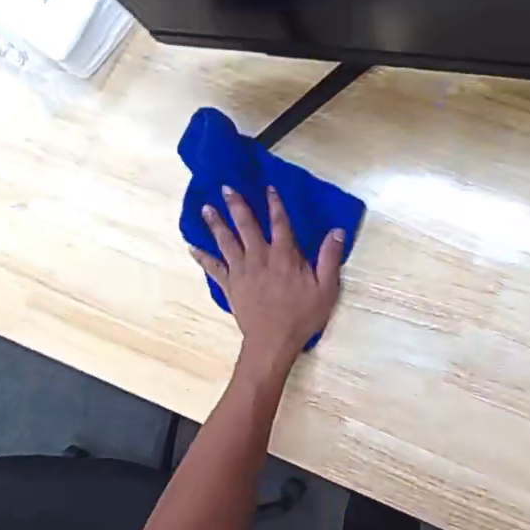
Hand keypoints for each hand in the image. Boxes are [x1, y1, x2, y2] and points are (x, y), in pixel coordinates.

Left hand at [193, 185, 345, 371]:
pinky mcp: (230, 286)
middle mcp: (260, 257)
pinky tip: (192, 247)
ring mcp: (242, 271)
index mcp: (285, 255)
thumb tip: (337, 231)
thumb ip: (330, 258)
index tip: (268, 188)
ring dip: (216, 223)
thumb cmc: (302, 316)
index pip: (280, 222)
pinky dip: (202, 256)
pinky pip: (213, 267)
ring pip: (226, 241)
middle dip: (237, 205)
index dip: (275, 204)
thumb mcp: (326, 288)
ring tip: (206, 208)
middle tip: (226, 188)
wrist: (273, 342)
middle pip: (247, 225)